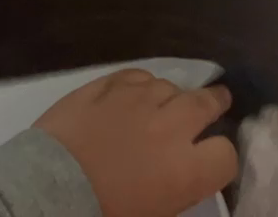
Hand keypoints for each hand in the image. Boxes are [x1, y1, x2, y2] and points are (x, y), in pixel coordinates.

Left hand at [33, 68, 237, 216]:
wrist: (52, 188)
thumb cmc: (104, 212)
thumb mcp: (154, 210)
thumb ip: (177, 185)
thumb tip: (181, 172)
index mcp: (185, 169)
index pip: (226, 154)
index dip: (221, 156)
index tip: (212, 158)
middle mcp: (169, 126)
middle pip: (206, 103)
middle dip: (214, 102)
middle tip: (218, 100)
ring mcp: (138, 98)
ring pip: (170, 86)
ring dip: (172, 96)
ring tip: (167, 104)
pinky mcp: (109, 82)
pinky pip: (138, 74)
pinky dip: (142, 84)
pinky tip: (137, 92)